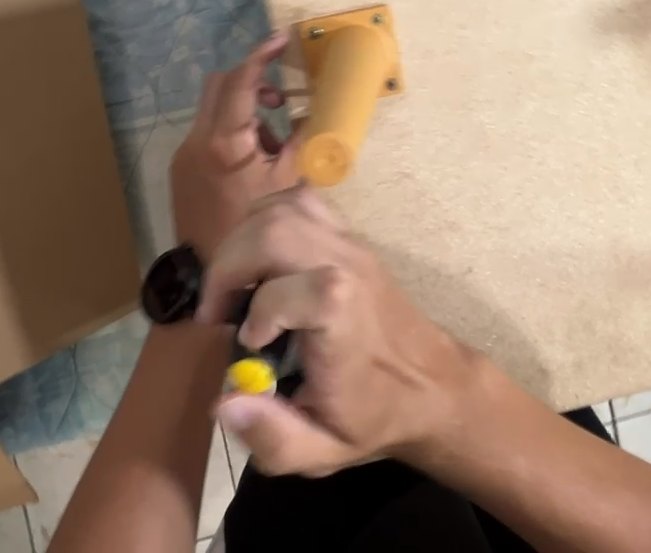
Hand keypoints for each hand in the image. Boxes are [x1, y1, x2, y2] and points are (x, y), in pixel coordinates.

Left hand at [170, 32, 301, 259]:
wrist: (208, 273)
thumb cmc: (254, 229)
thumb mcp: (288, 183)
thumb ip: (303, 143)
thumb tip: (315, 117)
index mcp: (225, 141)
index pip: (240, 80)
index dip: (261, 55)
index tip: (281, 41)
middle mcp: (198, 139)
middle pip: (220, 84)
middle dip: (251, 80)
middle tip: (279, 99)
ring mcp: (185, 152)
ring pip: (213, 107)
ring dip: (243, 108)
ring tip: (273, 139)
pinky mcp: (182, 167)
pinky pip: (208, 132)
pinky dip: (231, 130)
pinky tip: (254, 158)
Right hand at [198, 189, 484, 477]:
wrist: (433, 383)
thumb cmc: (375, 415)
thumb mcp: (323, 449)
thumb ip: (273, 437)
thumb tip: (224, 404)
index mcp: (340, 316)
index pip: (279, 291)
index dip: (253, 316)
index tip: (249, 344)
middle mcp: (345, 265)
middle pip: (273, 232)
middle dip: (228, 266)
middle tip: (218, 310)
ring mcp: (349, 243)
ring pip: (283, 207)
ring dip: (243, 238)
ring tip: (236, 282)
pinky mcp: (348, 235)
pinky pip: (301, 200)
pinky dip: (268, 216)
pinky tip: (260, 256)